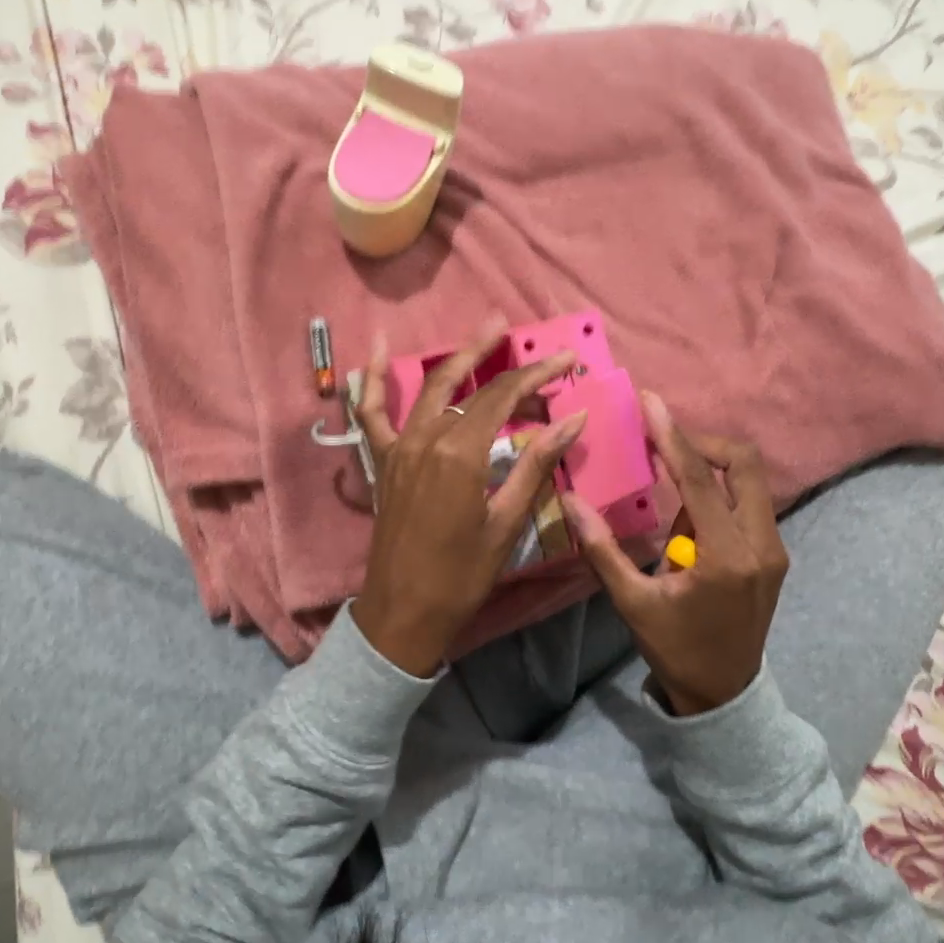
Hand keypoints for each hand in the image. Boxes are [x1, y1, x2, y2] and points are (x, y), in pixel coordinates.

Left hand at [351, 318, 587, 676]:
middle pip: (469, 387)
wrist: (404, 612)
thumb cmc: (462, 574)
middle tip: (522, 331)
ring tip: (483, 331)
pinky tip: (375, 347)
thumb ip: (535, 464)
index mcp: (460, 454)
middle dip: (499, 358)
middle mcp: (426, 439)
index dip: (536, 375)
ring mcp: (399, 447)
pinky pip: (371, 412)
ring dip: (456, 357)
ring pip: (428, 389)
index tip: (566, 363)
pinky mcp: (382, 461)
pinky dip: (371, 378)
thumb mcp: (506, 522)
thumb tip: (572, 419)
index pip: (503, 397)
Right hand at [563, 392, 787, 715]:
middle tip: (661, 447)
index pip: (700, 479)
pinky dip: (719, 497)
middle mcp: (761, 545)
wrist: (724, 693)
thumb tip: (571, 499)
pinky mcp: (774, 554)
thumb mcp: (632, 601)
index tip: (651, 401)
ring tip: (671, 512)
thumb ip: (603, 548)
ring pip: (750, 481)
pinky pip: (749, 504)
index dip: (673, 435)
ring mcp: (774, 548)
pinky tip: (689, 526)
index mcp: (726, 557)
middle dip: (701, 444)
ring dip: (709, 474)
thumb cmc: (674, 648)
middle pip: (744, 464)